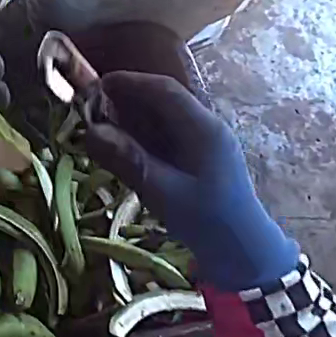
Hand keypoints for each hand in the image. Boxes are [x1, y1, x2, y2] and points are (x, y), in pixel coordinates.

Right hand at [84, 72, 298, 289]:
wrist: (244, 254)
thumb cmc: (208, 222)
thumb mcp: (163, 192)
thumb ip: (128, 160)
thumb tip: (91, 132)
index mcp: (204, 128)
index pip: (165, 90)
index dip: (130, 82)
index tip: (98, 85)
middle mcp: (206, 127)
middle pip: (162, 100)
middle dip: (126, 99)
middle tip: (91, 108)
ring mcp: (204, 141)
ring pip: (162, 117)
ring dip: (132, 117)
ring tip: (100, 125)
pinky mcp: (198, 156)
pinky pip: (166, 134)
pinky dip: (141, 134)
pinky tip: (123, 146)